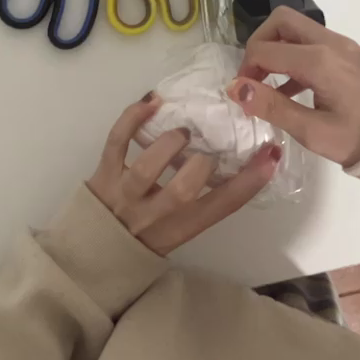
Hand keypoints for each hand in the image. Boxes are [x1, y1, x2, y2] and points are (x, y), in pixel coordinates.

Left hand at [87, 93, 279, 255]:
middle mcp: (153, 214)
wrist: (89, 258)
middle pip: (182, 192)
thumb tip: (232, 162)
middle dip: (201, 165)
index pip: (220, 207)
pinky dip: (133, 117)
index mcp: (180, 229)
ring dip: (170, 142)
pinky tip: (152, 101)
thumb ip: (200, 203)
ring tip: (182, 131)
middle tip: (207, 151)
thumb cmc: (142, 240)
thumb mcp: (178, 231)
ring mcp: (124, 194)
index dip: (249, 181)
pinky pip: (116, 142)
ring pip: (146, 167)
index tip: (270, 154)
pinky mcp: (102, 174)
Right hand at [228, 7, 359, 166]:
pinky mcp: (356, 56)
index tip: (243, 96)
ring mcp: (347, 47)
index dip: (245, 69)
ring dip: (279, 50)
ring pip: (301, 31)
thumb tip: (236, 88)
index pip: (265, 49)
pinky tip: (295, 92)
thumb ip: (272, 107)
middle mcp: (332, 43)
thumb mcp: (313, 132)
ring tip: (271, 90)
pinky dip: (298, 57)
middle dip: (260, 44)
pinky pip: (318, 44)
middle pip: (282, 21)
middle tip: (254, 78)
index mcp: (320, 60)